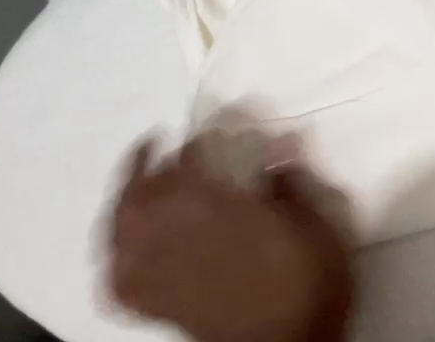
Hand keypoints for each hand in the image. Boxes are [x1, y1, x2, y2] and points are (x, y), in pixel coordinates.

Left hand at [110, 135, 353, 341]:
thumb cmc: (310, 277)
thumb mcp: (321, 222)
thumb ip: (295, 183)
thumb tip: (280, 144)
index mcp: (225, 216)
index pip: (190, 168)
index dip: (194, 144)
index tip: (207, 129)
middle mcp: (180, 242)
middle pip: (141, 198)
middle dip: (144, 168)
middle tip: (156, 145)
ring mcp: (158, 277)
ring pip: (119, 232)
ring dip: (122, 202)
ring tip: (136, 183)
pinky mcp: (150, 305)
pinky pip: (114, 274)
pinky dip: (113, 250)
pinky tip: (124, 241)